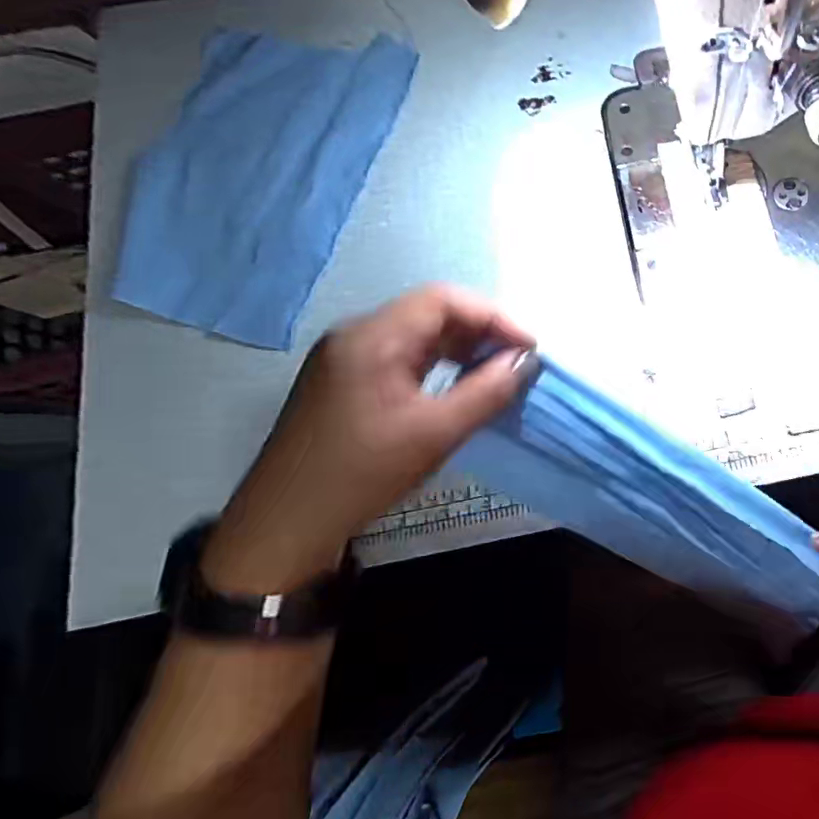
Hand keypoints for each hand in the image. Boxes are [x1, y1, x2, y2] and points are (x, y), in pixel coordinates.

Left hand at [201, 285, 536, 595]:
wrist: (288, 518)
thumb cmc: (365, 471)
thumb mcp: (437, 432)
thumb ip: (488, 390)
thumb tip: (525, 360)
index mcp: (373, 338)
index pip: (443, 300)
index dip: (495, 316)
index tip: (529, 349)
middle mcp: (357, 335)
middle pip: (431, 311)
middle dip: (482, 331)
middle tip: (519, 362)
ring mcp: (348, 356)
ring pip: (419, 334)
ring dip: (464, 347)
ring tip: (499, 374)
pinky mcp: (348, 379)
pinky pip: (405, 355)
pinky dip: (442, 363)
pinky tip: (462, 387)